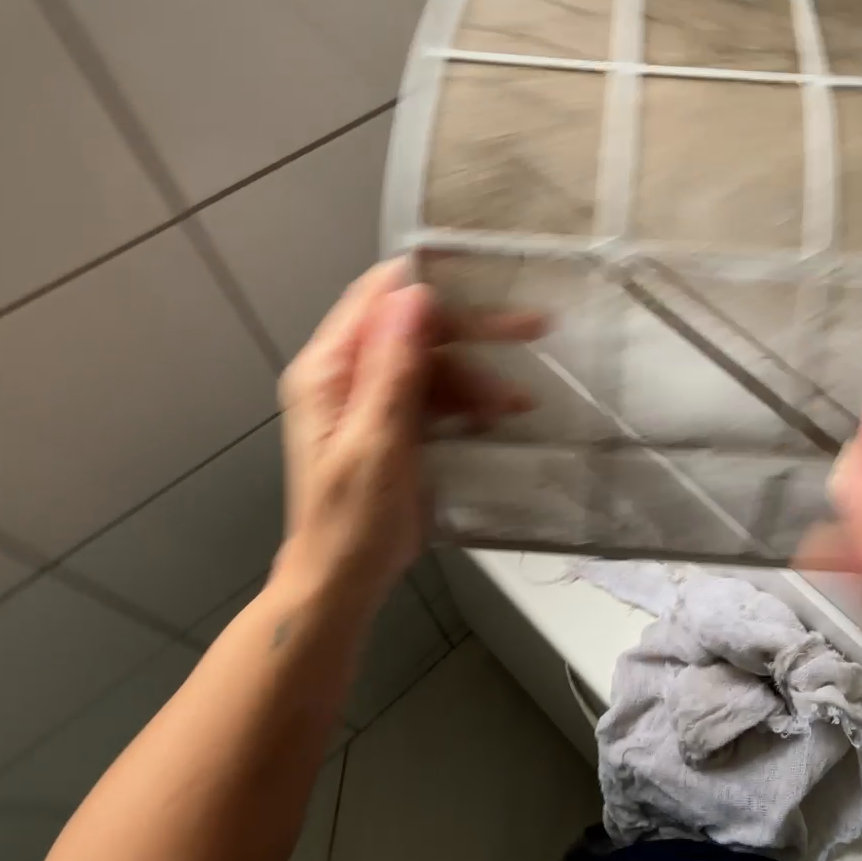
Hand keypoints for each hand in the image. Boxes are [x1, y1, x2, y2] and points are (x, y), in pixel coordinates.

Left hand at [276, 260, 543, 605]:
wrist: (343, 580)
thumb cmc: (353, 518)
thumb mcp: (376, 441)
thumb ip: (393, 368)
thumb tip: (414, 295)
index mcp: (328, 369)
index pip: (377, 298)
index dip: (429, 282)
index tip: (487, 280)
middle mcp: (346, 374)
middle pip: (414, 328)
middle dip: (471, 331)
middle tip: (533, 327)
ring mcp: (371, 399)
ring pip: (432, 363)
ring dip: (477, 377)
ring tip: (520, 401)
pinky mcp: (394, 424)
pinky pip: (435, 397)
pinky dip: (468, 402)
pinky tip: (501, 415)